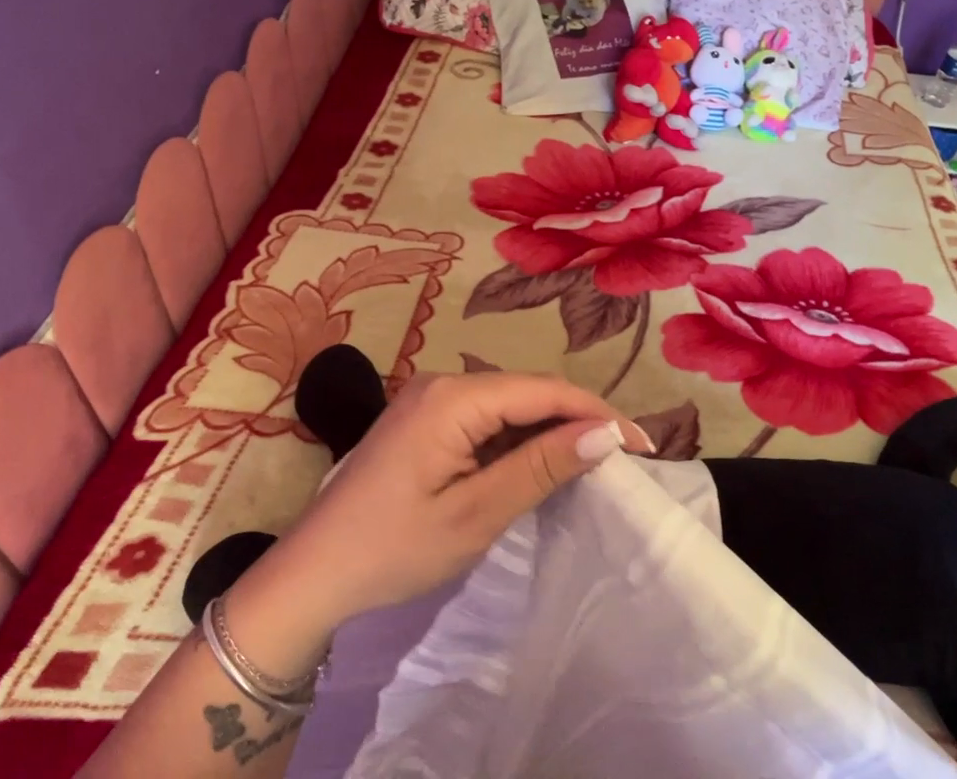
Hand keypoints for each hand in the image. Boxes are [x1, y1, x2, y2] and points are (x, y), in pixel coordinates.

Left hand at [253, 371, 651, 629]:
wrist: (313, 572)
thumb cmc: (392, 549)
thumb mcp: (475, 514)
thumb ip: (540, 467)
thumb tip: (605, 433)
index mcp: (452, 398)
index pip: (544, 391)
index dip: (598, 413)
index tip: (643, 447)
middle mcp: (440, 385)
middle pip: (527, 392)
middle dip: (578, 420)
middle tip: (624, 460)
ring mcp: (427, 401)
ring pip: (508, 405)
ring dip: (549, 431)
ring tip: (593, 465)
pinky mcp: (421, 423)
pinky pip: (483, 419)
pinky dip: (517, 441)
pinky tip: (539, 466)